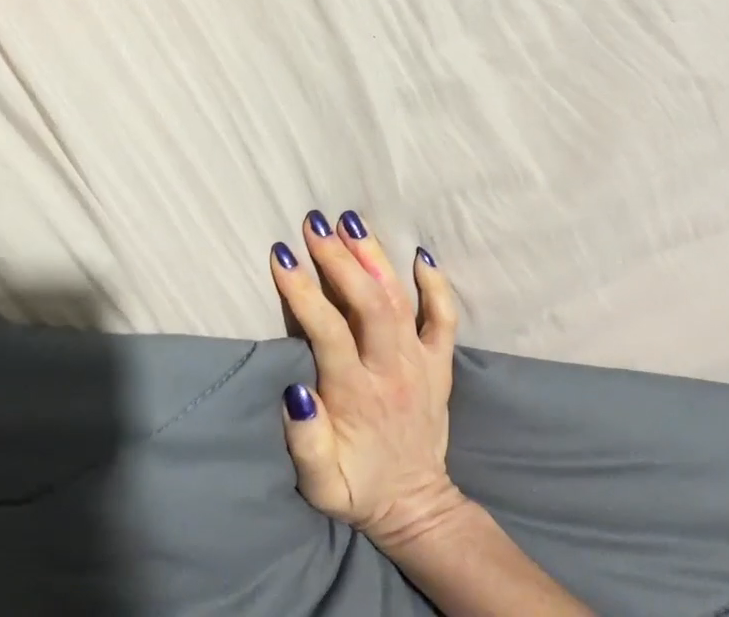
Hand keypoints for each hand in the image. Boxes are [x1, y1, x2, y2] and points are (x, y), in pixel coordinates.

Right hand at [270, 209, 464, 546]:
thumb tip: (295, 390)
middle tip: (313, 224)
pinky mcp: (439, 367)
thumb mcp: (319, 483)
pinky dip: (437, 285)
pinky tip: (421, 255)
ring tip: (352, 220)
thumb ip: (304, 441)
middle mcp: (393, 373)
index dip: (304, 291)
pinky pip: (445, 319)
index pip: (329, 331)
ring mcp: (421, 367)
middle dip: (340, 259)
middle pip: (370, 304)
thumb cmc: (355, 488)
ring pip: (403, 301)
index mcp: (357, 395)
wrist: (417, 508)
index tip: (282, 255)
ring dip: (376, 258)